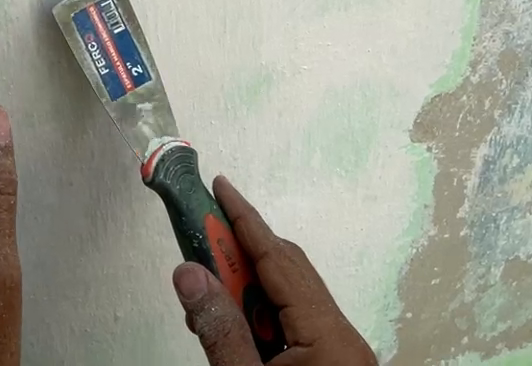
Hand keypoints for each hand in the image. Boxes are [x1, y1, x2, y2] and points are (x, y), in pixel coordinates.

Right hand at [172, 176, 376, 364]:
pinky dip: (263, 315)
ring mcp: (344, 357)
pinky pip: (296, 326)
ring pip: (291, 300)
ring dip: (248, 287)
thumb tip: (187, 270)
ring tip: (210, 294)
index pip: (276, 256)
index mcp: (327, 335)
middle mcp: (342, 338)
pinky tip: (238, 333)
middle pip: (287, 270)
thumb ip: (219, 330)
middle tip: (199, 236)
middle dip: (241, 249)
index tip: (218, 182)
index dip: (244, 216)